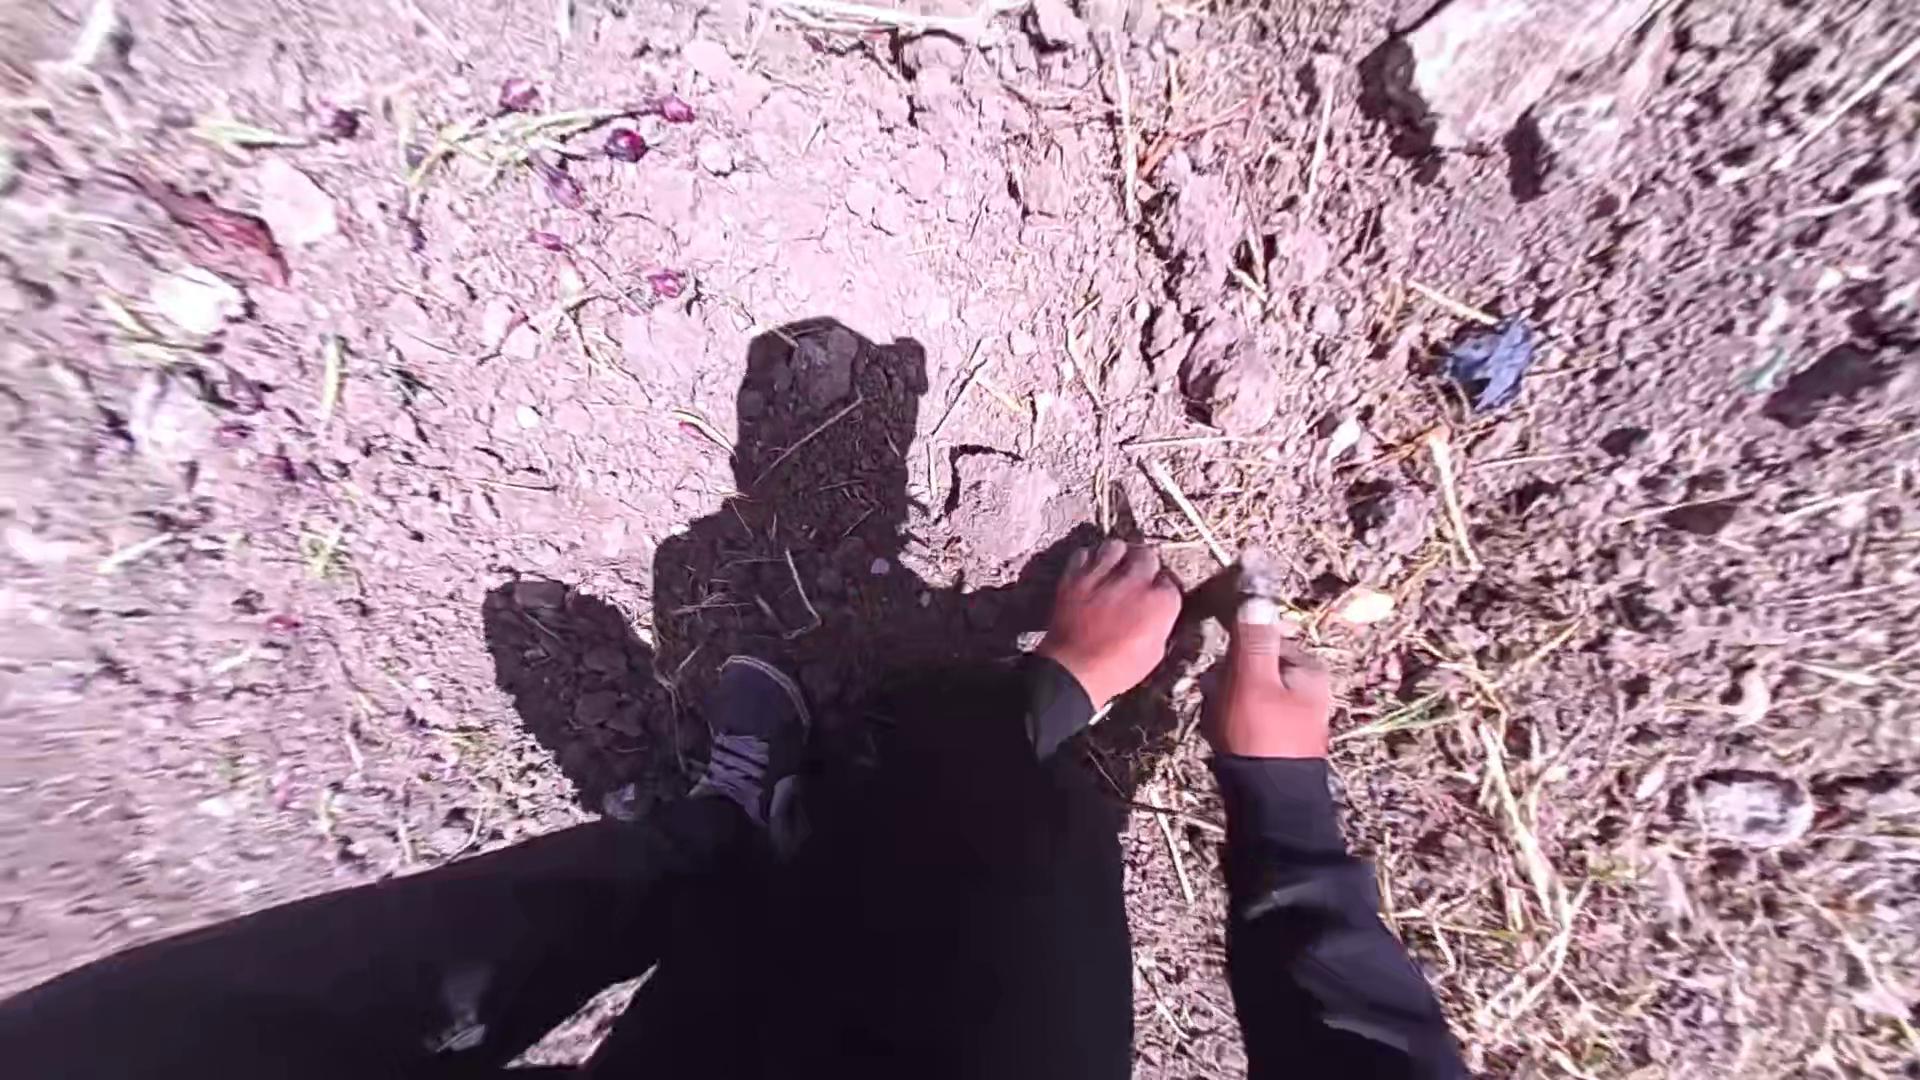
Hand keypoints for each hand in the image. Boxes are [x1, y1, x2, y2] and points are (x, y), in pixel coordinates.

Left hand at [1039, 540, 1181, 707]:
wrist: (1074, 669)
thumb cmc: (1116, 668)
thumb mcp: (1155, 651)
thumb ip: (1160, 622)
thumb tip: (1158, 611)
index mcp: (1160, 602)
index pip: (1170, 580)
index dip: (1162, 587)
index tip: (1156, 592)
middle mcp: (1134, 582)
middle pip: (1147, 555)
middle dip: (1144, 564)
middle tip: (1137, 576)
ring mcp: (1103, 575)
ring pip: (1116, 546)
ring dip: (1117, 554)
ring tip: (1114, 566)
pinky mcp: (1075, 576)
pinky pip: (1084, 553)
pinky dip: (1088, 559)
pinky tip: (1090, 570)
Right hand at [1207, 598, 1331, 757]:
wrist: (1267, 799)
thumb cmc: (1260, 733)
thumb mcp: (1252, 679)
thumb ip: (1253, 640)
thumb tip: (1256, 598)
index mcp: (1308, 670)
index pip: (1262, 637)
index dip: (1235, 649)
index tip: (1223, 668)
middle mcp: (1305, 688)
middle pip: (1250, 662)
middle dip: (1226, 677)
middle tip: (1220, 697)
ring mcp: (1290, 712)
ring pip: (1241, 686)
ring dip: (1222, 697)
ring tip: (1220, 718)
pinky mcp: (1274, 732)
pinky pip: (1243, 710)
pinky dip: (1228, 716)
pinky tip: (1222, 730)